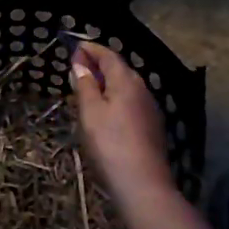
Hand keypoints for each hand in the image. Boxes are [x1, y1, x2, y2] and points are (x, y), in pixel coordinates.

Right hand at [69, 42, 172, 197]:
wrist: (143, 183)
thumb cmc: (110, 144)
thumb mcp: (91, 113)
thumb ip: (85, 85)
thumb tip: (80, 62)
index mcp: (127, 81)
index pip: (109, 55)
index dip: (92, 49)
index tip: (76, 45)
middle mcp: (143, 89)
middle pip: (120, 69)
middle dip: (100, 64)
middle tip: (80, 65)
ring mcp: (150, 108)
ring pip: (127, 86)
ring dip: (108, 82)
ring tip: (89, 86)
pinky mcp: (152, 126)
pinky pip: (131, 102)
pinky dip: (116, 98)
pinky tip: (107, 110)